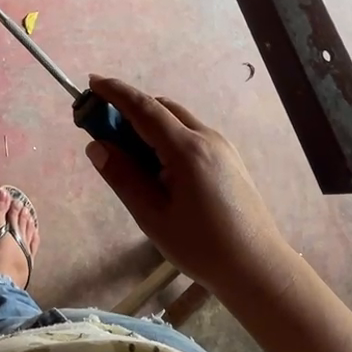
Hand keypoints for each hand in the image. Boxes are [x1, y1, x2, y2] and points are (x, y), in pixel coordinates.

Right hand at [84, 76, 296, 298]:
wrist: (259, 270)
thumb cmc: (203, 248)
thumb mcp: (153, 217)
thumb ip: (123, 177)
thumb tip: (96, 146)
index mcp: (186, 150)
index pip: (143, 108)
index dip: (115, 92)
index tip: (91, 82)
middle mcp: (206, 137)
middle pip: (161, 107)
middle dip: (129, 109)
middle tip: (104, 130)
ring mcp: (221, 146)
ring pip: (177, 119)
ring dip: (149, 124)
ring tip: (131, 157)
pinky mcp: (229, 158)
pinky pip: (190, 133)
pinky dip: (167, 135)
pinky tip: (160, 168)